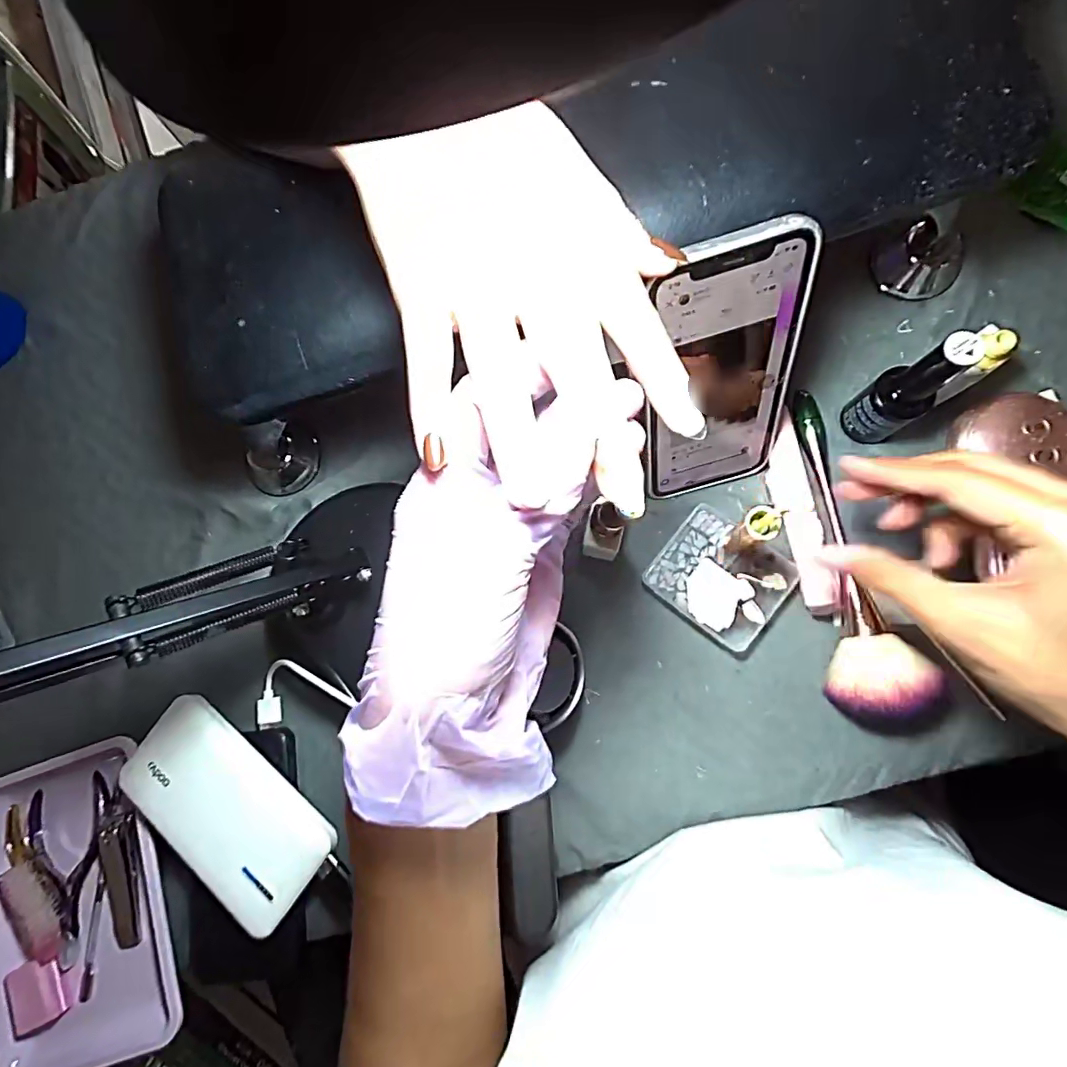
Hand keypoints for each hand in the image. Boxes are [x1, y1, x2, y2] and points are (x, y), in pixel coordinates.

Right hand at [335, 101, 702, 516]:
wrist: (430, 104)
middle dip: (595, 440)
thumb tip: (664, 270)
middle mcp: (537, 279)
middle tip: (612, 492)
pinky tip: (441, 452)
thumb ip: (626, 240)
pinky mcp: (421, 291)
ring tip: (529, 492)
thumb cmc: (511, 145)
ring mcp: (476, 289)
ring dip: (516, 445)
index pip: (639, 333)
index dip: (666, 385)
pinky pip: (426, 362)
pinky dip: (429, 411)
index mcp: (586, 255)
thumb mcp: (589, 187)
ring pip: (500, 380)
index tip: (685, 427)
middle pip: (575, 374)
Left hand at [340, 372, 642, 827]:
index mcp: (444, 479)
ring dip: (594, 441)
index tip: (573, 361)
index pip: (485, 404)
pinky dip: (599, 480)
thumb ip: (540, 484)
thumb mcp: (488, 547)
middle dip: (573, 403)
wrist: (454, 705)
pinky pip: (574, 499)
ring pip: (558, 459)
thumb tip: (585, 425)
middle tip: (619, 394)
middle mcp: (477, 490)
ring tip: (627, 428)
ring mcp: (512, 517)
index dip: (528, 377)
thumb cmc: (438, 635)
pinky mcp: (540, 547)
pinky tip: (616, 467)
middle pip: (528, 427)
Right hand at [819, 452, 1066, 782]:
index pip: (965, 481)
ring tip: (924, 559)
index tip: (851, 470)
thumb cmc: (1064, 681)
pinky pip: (1024, 513)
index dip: (897, 475)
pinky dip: (982, 531)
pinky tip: (959, 561)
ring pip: (1001, 493)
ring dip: (950, 518)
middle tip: (865, 503)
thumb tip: (833, 552)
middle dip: (918, 489)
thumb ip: (894, 578)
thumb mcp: (965, 626)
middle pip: (983, 474)